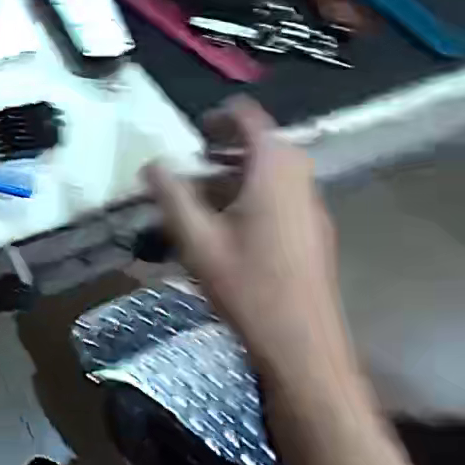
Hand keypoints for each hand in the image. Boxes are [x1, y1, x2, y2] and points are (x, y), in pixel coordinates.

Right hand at [141, 97, 349, 373]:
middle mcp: (299, 185)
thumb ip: (171, 195)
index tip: (197, 125)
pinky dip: (256, 189)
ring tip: (206, 185)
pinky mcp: (313, 234)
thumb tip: (151, 163)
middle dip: (232, 143)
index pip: (254, 122)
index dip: (225, 115)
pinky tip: (228, 220)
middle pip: (270, 144)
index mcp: (274, 176)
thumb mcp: (196, 239)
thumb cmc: (247, 288)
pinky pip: (284, 193)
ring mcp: (311, 211)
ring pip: (279, 171)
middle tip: (197, 154)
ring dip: (243, 167)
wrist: (303, 349)